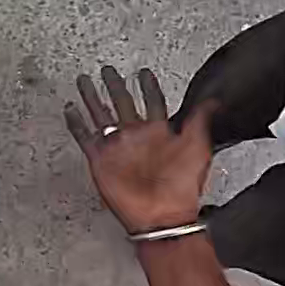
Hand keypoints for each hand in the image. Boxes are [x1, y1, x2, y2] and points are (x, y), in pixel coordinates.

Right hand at [65, 65, 219, 233]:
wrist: (162, 214)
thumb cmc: (182, 185)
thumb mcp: (198, 146)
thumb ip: (201, 120)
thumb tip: (215, 100)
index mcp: (158, 132)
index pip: (152, 101)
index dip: (148, 86)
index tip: (143, 73)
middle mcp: (136, 136)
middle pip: (121, 103)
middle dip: (115, 85)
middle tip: (108, 70)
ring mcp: (117, 147)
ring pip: (100, 114)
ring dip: (92, 97)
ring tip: (84, 80)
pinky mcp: (100, 159)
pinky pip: (84, 136)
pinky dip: (76, 123)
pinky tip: (70, 109)